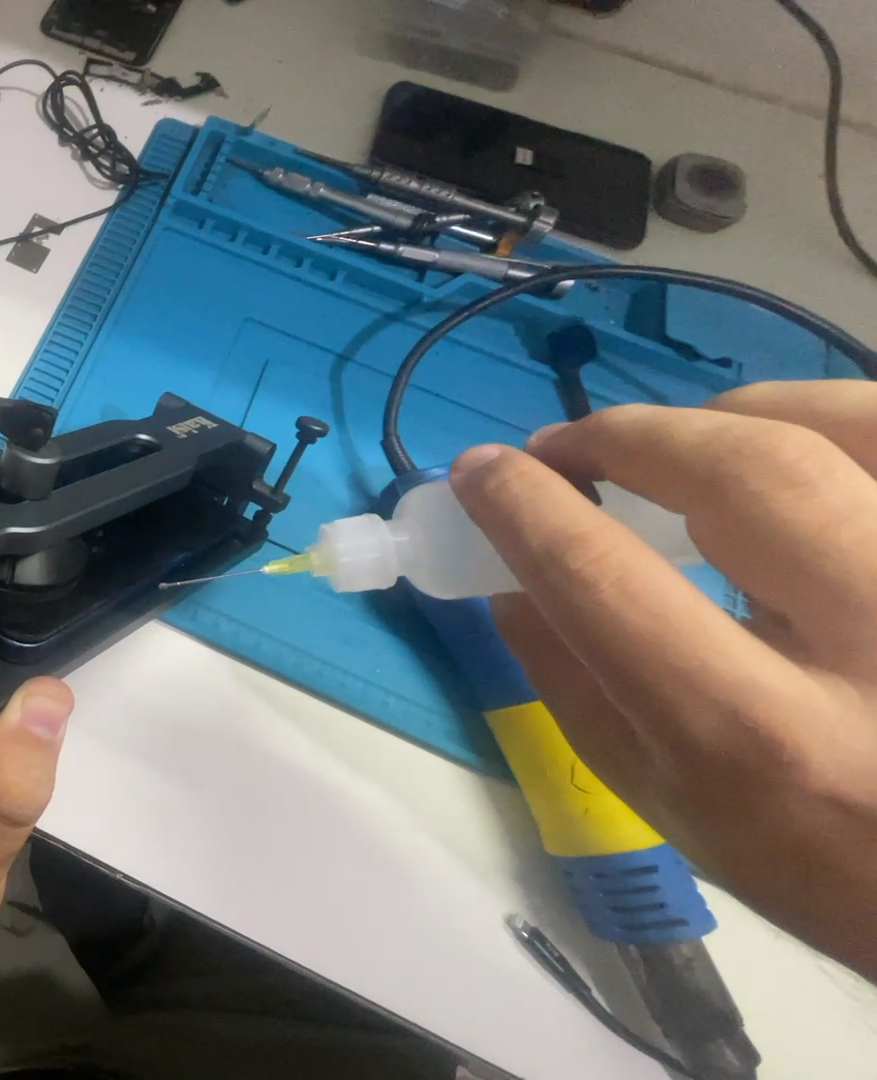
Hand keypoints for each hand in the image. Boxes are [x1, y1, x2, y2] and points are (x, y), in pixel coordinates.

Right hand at [449, 381, 876, 978]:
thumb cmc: (828, 860)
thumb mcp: (666, 802)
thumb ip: (572, 689)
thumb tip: (512, 583)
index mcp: (756, 736)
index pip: (600, 574)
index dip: (521, 503)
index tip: (482, 471)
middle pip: (749, 477)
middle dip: (628, 435)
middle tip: (570, 445)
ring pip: (865, 428)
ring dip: (737, 413)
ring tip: (681, 437)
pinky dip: (845, 424)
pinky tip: (798, 449)